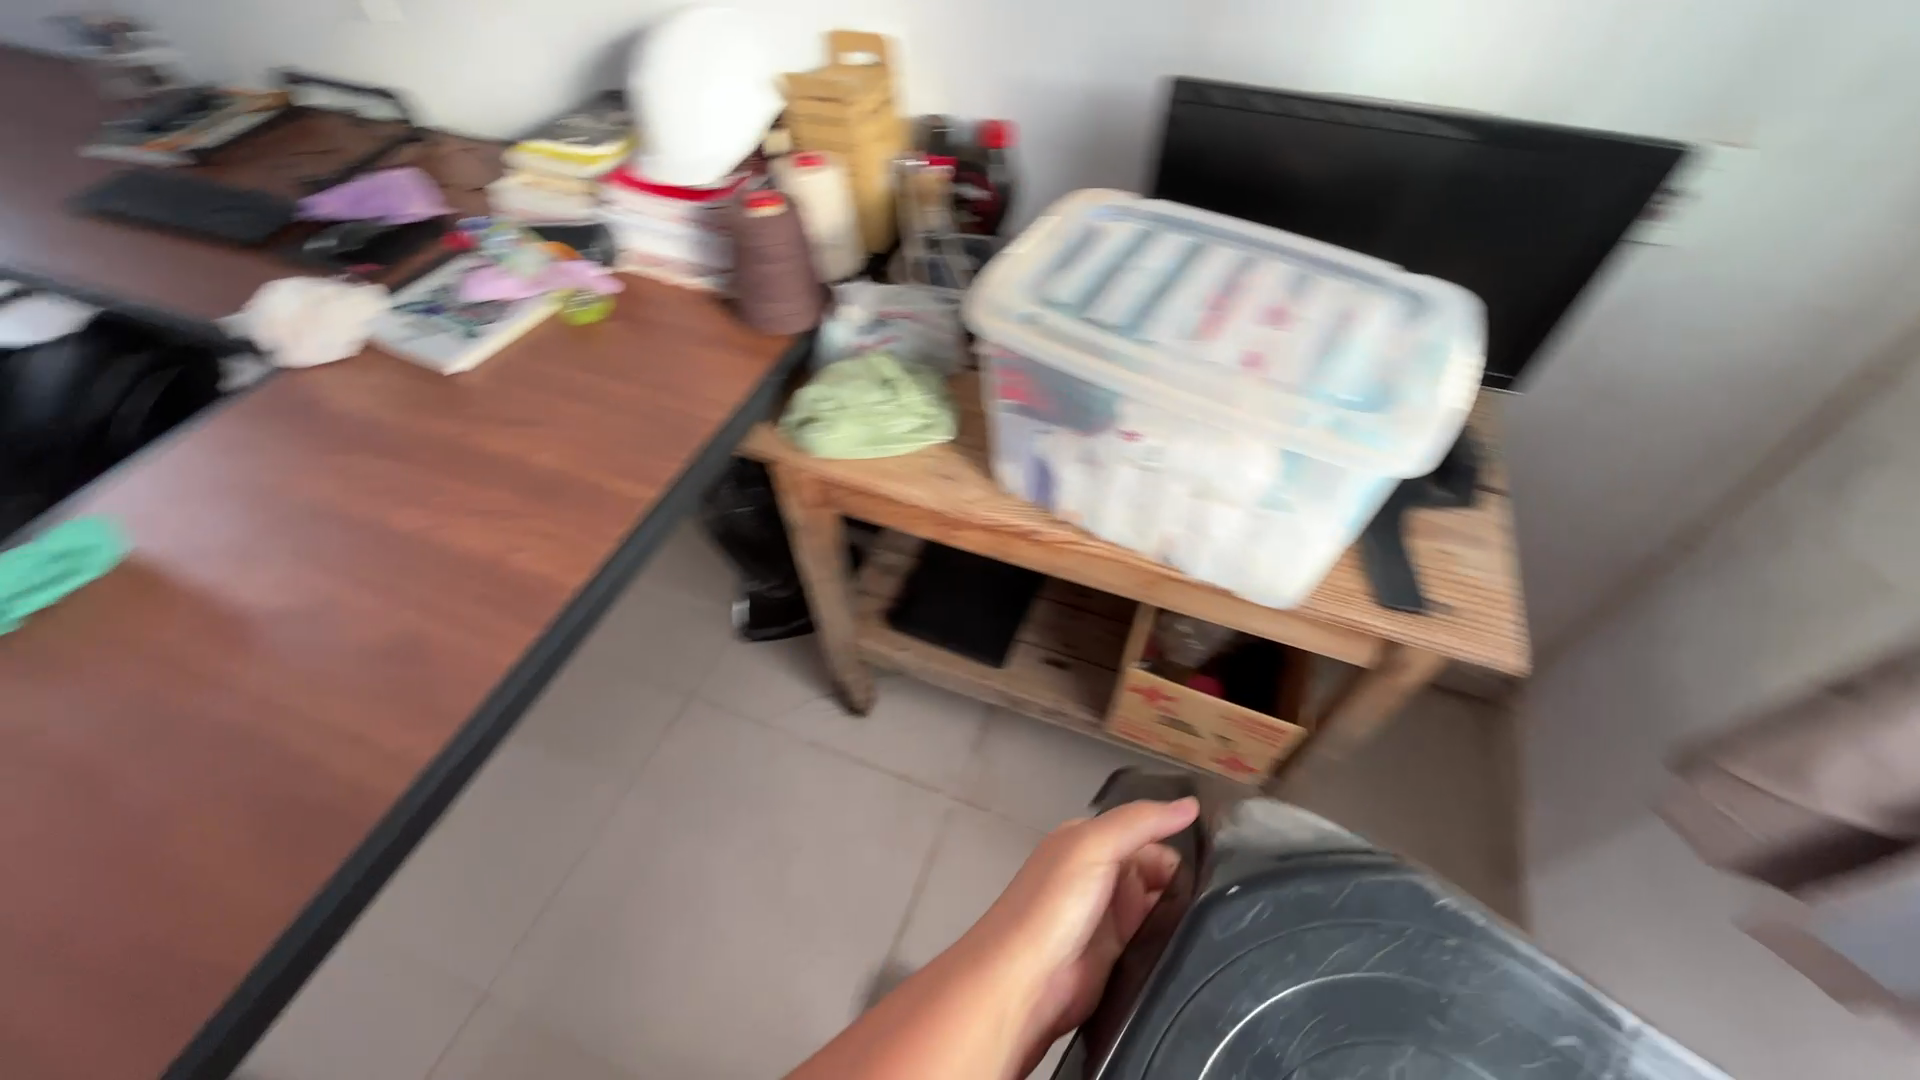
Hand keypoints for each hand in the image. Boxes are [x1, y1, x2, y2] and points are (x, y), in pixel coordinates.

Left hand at [963, 798, 1199, 1060]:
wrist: (1023, 981)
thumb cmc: (1052, 905)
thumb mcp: (1093, 846)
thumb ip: (1140, 822)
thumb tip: (1191, 804)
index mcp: (1089, 841)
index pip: (1147, 836)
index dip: (1177, 849)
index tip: (1215, 870)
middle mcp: (1100, 875)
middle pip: (1159, 873)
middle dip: (1186, 885)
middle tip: (1221, 904)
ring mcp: (1109, 917)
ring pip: (1161, 908)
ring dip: (1184, 915)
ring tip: (1218, 927)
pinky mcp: (1117, 956)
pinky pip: (1155, 942)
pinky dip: (1174, 944)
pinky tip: (1200, 950)